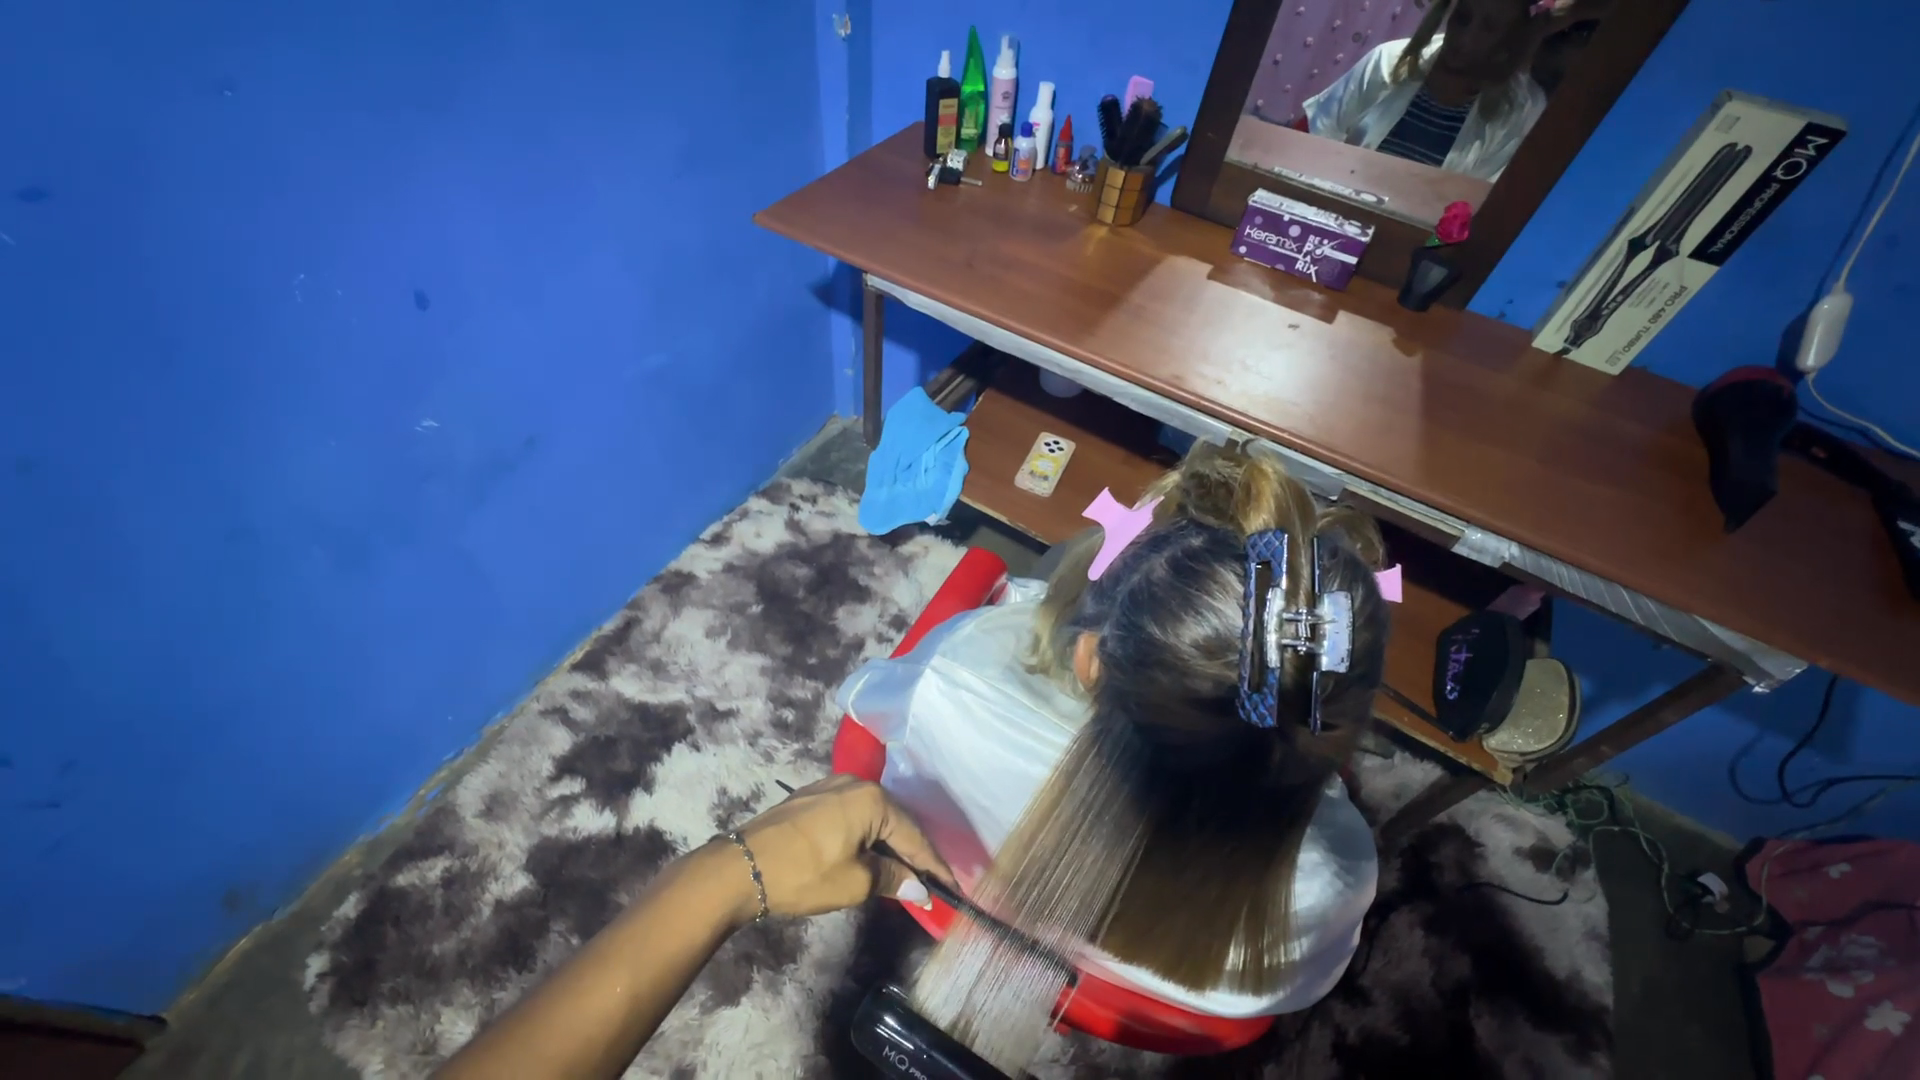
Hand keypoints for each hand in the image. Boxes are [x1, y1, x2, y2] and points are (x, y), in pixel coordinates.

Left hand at [726, 775, 955, 920]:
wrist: (740, 867)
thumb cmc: (804, 874)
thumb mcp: (854, 883)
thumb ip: (892, 879)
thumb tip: (919, 888)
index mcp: (872, 800)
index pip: (914, 836)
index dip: (933, 865)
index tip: (952, 888)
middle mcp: (856, 783)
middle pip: (895, 821)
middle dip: (912, 853)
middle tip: (928, 882)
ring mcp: (831, 786)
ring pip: (873, 817)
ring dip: (887, 844)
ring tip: (901, 871)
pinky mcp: (812, 797)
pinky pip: (852, 815)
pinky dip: (866, 835)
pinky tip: (868, 854)